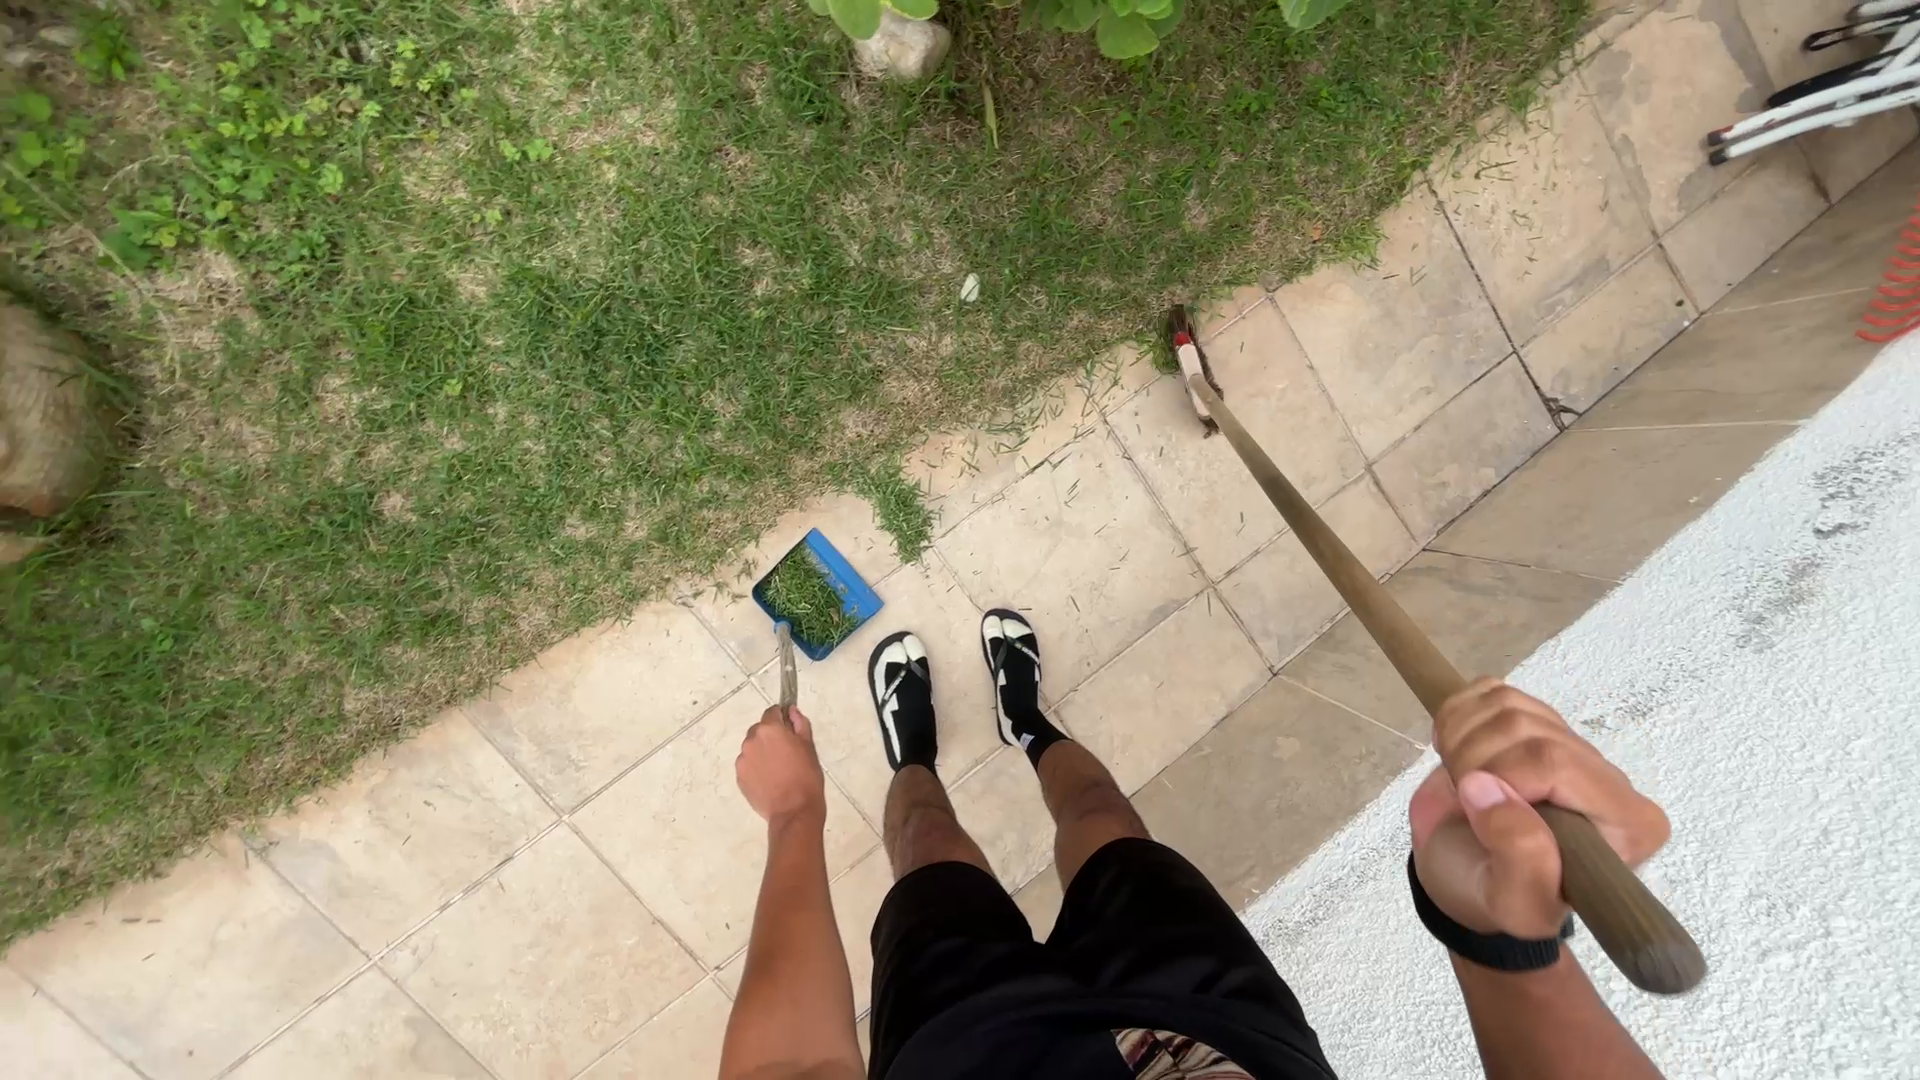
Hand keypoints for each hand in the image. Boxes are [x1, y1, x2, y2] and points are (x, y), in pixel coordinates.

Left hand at [736, 706, 827, 825]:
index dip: (782, 719)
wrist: (793, 810)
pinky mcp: (739, 777)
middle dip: (770, 736)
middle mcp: (751, 740)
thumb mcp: (809, 746)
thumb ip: (799, 724)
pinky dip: (756, 767)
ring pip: (752, 748)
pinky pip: (748, 765)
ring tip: (777, 769)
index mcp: (769, 729)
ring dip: (762, 752)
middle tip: (786, 752)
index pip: (772, 712)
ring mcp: (742, 760)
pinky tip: (769, 779)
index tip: (790, 731)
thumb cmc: (806, 776)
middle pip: (759, 730)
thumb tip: (792, 711)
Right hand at [1409, 677, 1669, 938]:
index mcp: (1626, 822)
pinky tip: (1458, 751)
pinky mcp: (1527, 723)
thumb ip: (1520, 861)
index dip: (1501, 775)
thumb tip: (1486, 788)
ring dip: (1460, 738)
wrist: (1457, 872)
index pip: (1555, 760)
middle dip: (1472, 759)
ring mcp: (1565, 744)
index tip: (1477, 809)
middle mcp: (1607, 778)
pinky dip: (1456, 714)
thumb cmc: (1489, 893)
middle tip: (1465, 800)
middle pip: (1523, 727)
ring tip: (1463, 782)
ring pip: (1504, 703)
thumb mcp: (1511, 904)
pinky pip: (1489, 690)